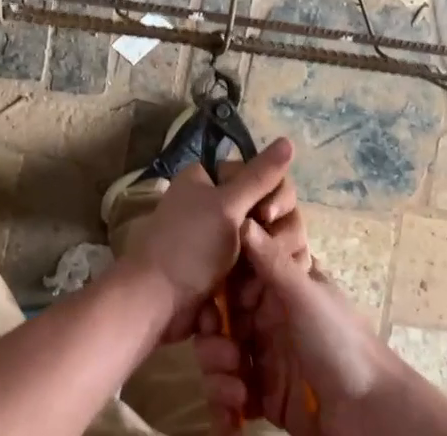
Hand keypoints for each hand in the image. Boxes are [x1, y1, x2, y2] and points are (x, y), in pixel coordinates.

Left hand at [116, 138, 298, 341]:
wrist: (157, 305)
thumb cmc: (187, 247)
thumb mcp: (225, 206)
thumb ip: (260, 176)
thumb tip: (288, 140)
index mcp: (208, 178)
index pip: (261, 174)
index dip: (273, 194)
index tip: (267, 215)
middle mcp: (216, 203)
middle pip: (269, 208)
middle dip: (272, 234)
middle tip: (261, 252)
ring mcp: (223, 238)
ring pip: (268, 239)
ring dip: (267, 259)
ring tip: (256, 277)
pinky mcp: (228, 269)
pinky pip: (259, 264)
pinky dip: (262, 275)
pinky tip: (264, 289)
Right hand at [194, 216, 396, 435]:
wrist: (370, 413)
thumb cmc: (339, 341)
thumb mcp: (305, 295)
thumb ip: (271, 261)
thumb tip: (243, 217)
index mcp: (278, 289)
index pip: (233, 281)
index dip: (214, 292)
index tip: (208, 307)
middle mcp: (267, 320)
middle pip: (219, 322)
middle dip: (212, 341)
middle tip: (229, 357)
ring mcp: (264, 359)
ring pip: (219, 359)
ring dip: (218, 376)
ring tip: (238, 392)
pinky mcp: (262, 396)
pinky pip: (228, 395)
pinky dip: (223, 406)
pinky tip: (233, 415)